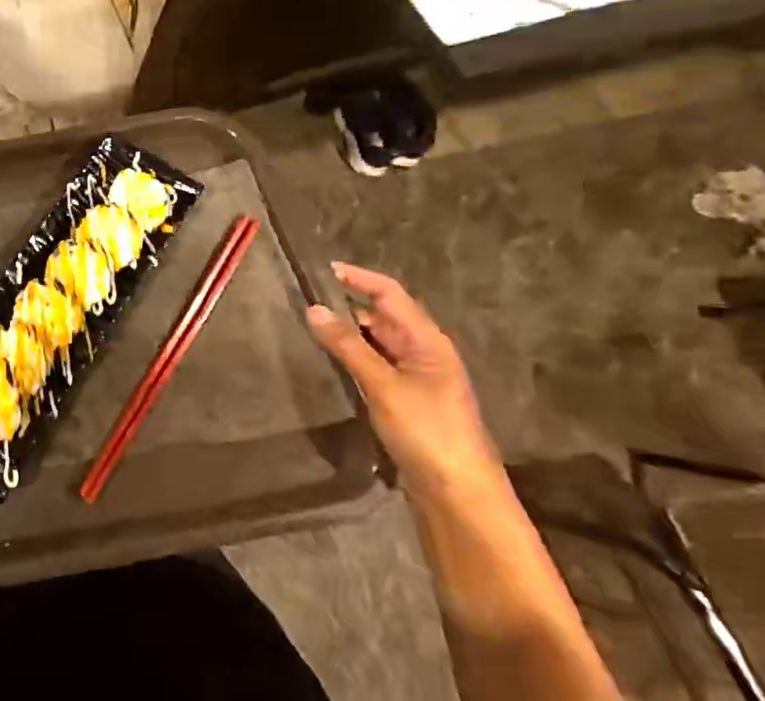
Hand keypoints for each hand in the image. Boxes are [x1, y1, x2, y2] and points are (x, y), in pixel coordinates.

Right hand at [306, 263, 502, 503]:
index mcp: (427, 340)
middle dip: (347, 306)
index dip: (358, 278)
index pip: (390, 294)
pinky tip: (332, 363)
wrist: (459, 494)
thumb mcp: (384, 385)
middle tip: (306, 302)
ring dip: (349, 334)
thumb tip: (313, 308)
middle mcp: (423, 352)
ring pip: (377, 343)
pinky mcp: (407, 400)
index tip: (322, 270)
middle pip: (382, 317)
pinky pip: (377, 366)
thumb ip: (348, 346)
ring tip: (310, 328)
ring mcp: (416, 378)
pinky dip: (354, 358)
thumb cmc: (428, 431)